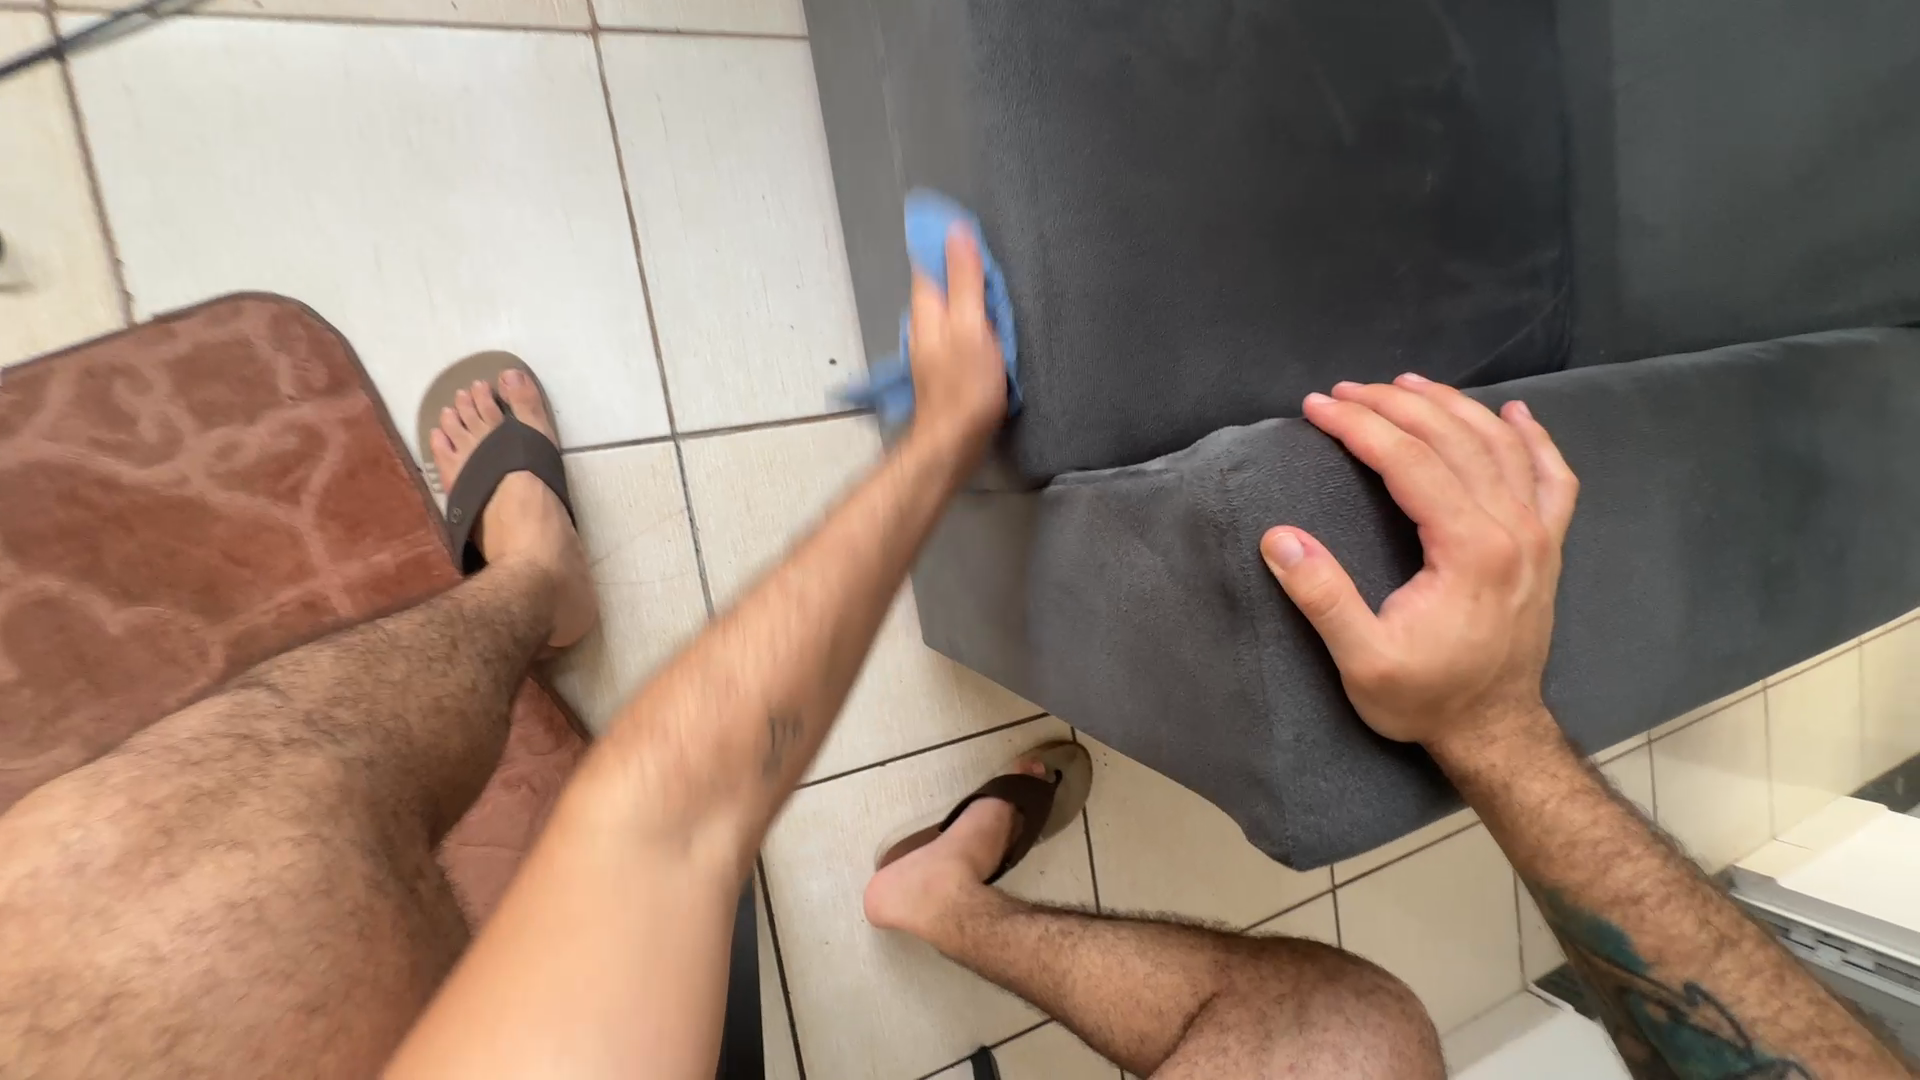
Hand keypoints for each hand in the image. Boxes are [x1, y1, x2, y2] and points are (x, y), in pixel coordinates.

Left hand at [908, 227, 1007, 444]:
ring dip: (978, 298)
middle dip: (968, 269)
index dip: (951, 242)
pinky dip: (982, 324)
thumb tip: (956, 232)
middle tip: (1001, 263)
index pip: (931, 259)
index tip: (977, 231)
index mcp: (927, 307)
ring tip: (1005, 292)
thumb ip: (964, 280)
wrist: (955, 442)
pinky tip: (999, 329)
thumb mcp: (971, 326)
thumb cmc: (964, 386)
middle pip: (945, 283)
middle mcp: (926, 322)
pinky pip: (966, 331)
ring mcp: (937, 345)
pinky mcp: (950, 366)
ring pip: (957, 308)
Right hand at [1260, 374, 1578, 752]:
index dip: (1359, 426)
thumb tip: (1278, 537)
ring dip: (1450, 406)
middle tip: (1344, 391)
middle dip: (1393, 406)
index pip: (1411, 461)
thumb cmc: (1424, 697)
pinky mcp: (1547, 546)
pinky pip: (1551, 476)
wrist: (1496, 731)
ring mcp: (1539, 535)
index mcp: (1470, 549)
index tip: (1317, 406)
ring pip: (1500, 445)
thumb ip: (1322, 597)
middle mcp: (1514, 529)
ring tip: (1404, 384)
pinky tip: (1514, 414)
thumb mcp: (1362, 660)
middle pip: (1454, 440)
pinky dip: (1532, 438)